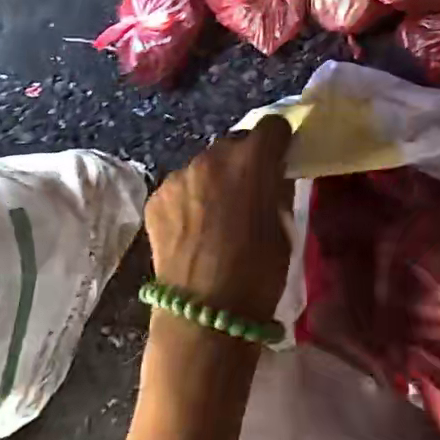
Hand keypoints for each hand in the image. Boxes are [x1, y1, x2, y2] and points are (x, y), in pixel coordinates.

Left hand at [144, 114, 293, 318]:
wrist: (204, 312)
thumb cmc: (257, 274)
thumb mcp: (283, 230)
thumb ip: (276, 193)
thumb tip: (272, 179)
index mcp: (250, 161)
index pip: (271, 127)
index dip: (278, 140)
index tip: (280, 156)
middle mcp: (211, 157)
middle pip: (233, 145)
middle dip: (243, 161)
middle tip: (247, 191)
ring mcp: (178, 175)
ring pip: (203, 166)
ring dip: (212, 180)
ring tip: (215, 216)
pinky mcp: (156, 197)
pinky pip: (179, 188)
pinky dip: (188, 200)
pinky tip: (191, 230)